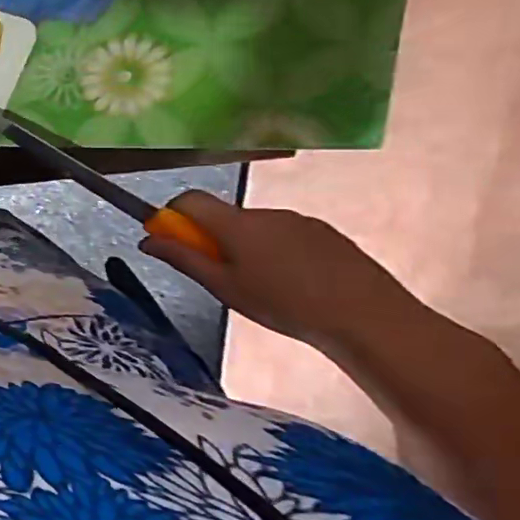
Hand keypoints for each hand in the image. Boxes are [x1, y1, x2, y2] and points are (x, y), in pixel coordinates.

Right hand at [139, 191, 432, 354]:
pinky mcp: (328, 234)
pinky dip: (279, 252)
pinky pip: (287, 235)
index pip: (190, 199)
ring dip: (248, 247)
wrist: (371, 320)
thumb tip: (148, 240)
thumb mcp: (224, 288)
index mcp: (236, 224)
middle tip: (221, 276)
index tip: (172, 241)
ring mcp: (301, 221)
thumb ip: (183, 259)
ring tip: (264, 286)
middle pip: (224, 215)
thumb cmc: (285, 305)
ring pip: (257, 227)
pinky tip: (295, 284)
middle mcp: (266, 213)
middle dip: (214, 238)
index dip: (173, 215)